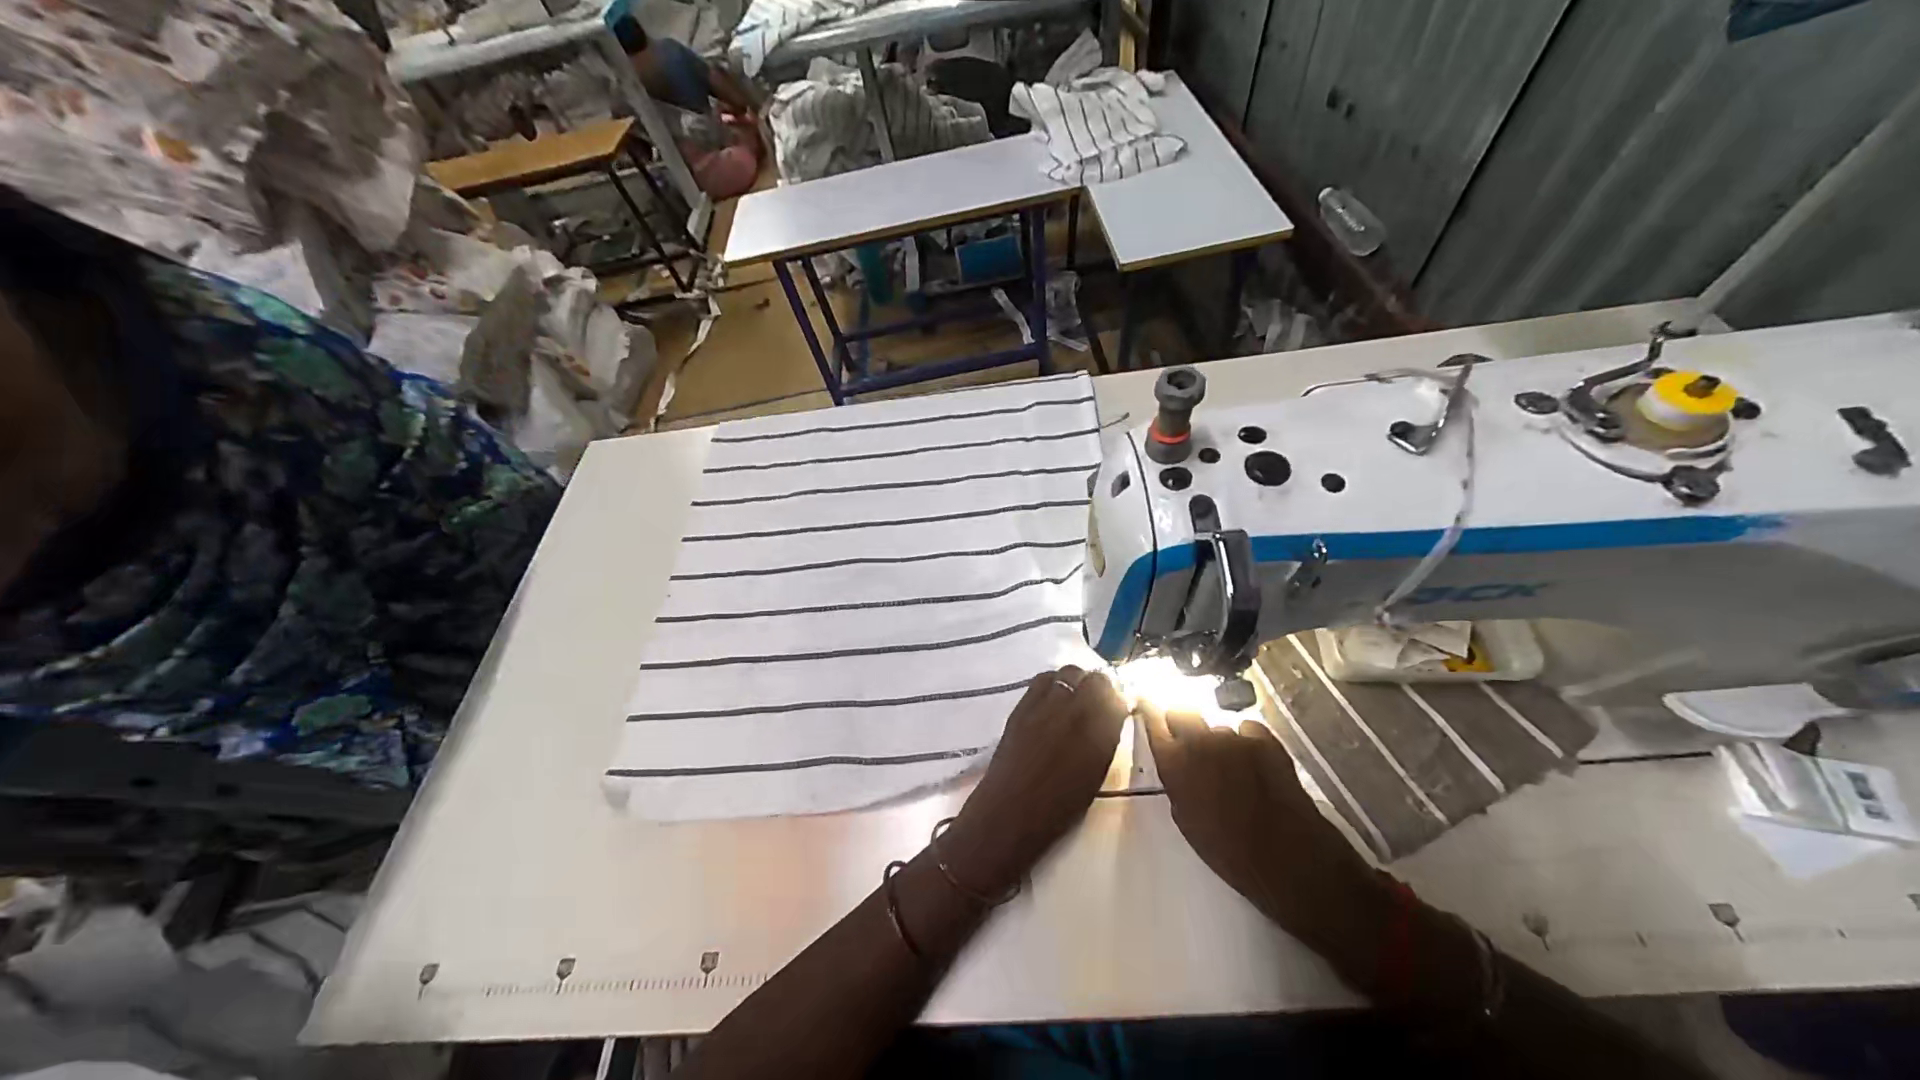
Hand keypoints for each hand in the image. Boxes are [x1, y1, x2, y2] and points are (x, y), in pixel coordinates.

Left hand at [943, 667, 1126, 895]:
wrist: (1010, 812)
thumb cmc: (1058, 806)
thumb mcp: (1095, 773)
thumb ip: (1105, 738)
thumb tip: (1112, 715)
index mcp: (1098, 733)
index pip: (1115, 695)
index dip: (1118, 699)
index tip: (1117, 708)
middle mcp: (1072, 711)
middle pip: (1092, 678)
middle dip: (1098, 687)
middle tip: (1096, 703)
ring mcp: (1043, 705)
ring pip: (1067, 674)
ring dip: (1075, 683)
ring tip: (1073, 701)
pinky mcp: (1021, 706)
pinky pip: (1042, 681)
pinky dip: (1052, 685)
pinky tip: (1052, 703)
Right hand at [1143, 707, 1386, 952]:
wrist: (1287, 858)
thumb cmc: (1228, 850)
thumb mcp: (1186, 819)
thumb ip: (1177, 782)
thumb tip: (1179, 765)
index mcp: (1173, 762)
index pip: (1152, 719)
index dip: (1149, 710)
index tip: (1146, 703)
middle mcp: (1199, 740)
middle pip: (1182, 711)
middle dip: (1182, 722)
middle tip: (1191, 744)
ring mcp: (1234, 736)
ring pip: (1217, 727)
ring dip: (1219, 742)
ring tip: (1233, 770)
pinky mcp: (1265, 739)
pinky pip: (1248, 730)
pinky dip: (1248, 743)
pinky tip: (1257, 767)